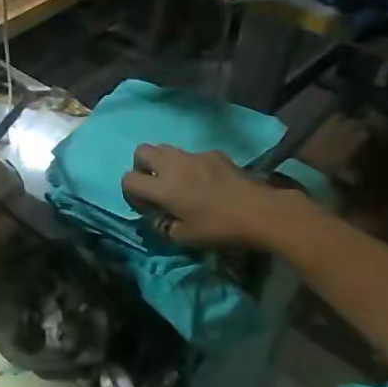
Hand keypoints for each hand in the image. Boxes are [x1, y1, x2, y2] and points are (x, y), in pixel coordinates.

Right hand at [119, 144, 303, 249]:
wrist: (259, 211)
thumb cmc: (219, 227)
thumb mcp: (185, 238)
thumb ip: (163, 228)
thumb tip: (157, 220)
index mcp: (163, 187)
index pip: (128, 179)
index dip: (130, 194)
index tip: (146, 207)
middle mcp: (174, 165)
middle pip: (142, 151)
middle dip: (141, 167)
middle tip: (155, 187)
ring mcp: (194, 155)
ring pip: (166, 148)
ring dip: (164, 163)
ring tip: (178, 184)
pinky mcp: (214, 153)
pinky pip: (191, 154)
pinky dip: (189, 165)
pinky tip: (206, 182)